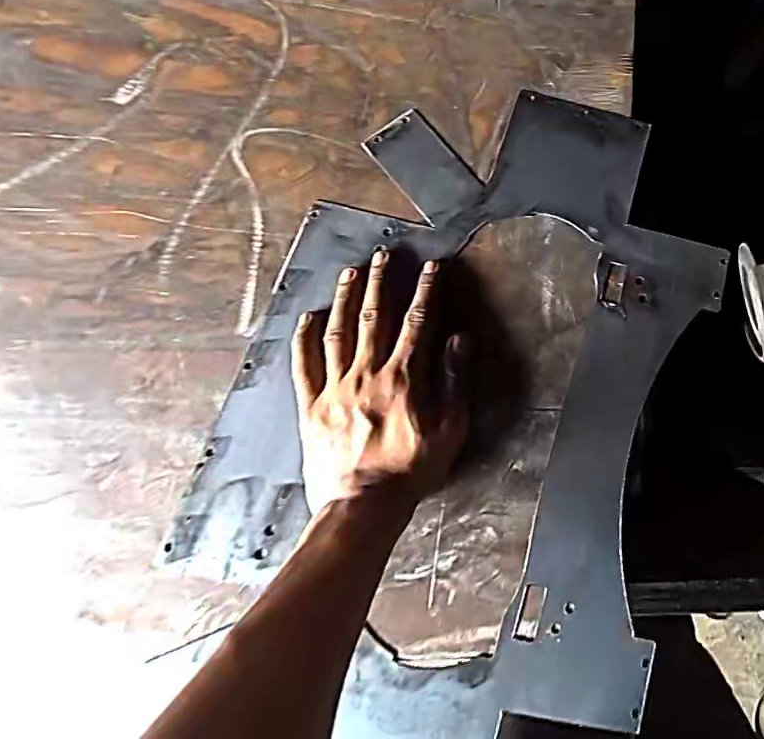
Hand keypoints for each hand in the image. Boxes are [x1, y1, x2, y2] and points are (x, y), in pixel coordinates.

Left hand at [292, 249, 467, 514]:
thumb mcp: (449, 430)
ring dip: (346, 298)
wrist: (361, 507)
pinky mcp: (312, 406)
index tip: (430, 267)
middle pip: (375, 317)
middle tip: (383, 256)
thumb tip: (458, 339)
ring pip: (339, 331)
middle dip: (380, 282)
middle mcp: (367, 374)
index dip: (425, 290)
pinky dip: (305, 338)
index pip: (417, 322)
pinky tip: (309, 317)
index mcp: (402, 378)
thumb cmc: (409, 472)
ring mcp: (335, 388)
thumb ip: (454, 381)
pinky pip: (305, 365)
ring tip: (350, 272)